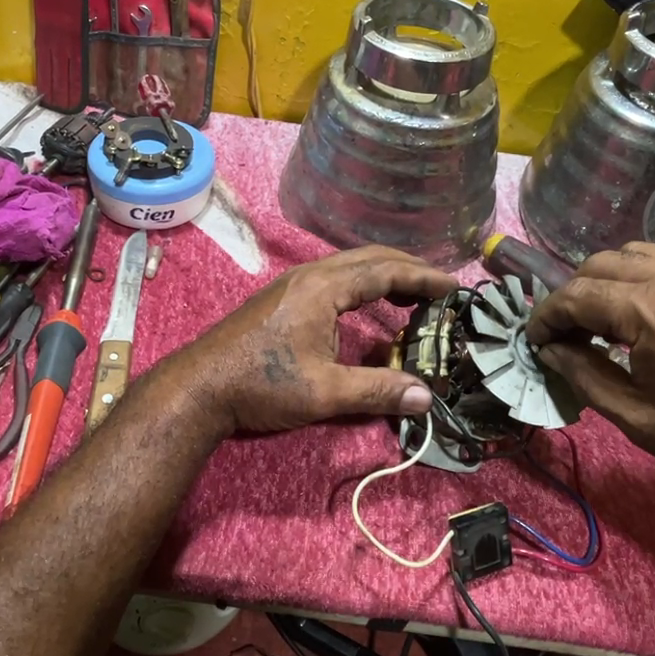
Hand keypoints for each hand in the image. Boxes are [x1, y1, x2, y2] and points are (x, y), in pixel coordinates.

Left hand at [172, 246, 457, 435]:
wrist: (200, 385)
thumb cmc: (261, 385)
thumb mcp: (323, 392)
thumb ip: (377, 390)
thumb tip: (427, 397)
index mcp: (323, 287)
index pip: (385, 271)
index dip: (423, 278)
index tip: (454, 287)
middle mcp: (310, 275)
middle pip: (369, 259)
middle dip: (408, 269)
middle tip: (440, 287)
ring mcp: (293, 283)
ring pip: (350, 266)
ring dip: (384, 273)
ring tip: (413, 294)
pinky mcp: (283, 297)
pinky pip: (335, 276)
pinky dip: (363, 283)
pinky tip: (367, 304)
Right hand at [525, 243, 654, 500]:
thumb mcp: (640, 420)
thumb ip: (585, 376)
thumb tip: (550, 351)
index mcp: (651, 311)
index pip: (576, 296)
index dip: (546, 316)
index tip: (533, 339)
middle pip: (600, 264)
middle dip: (572, 294)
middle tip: (564, 333)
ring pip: (635, 252)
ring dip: (607, 278)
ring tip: (601, 317)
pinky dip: (645, 273)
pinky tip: (646, 307)